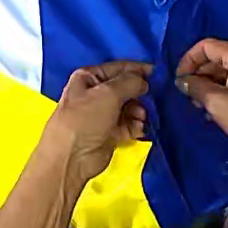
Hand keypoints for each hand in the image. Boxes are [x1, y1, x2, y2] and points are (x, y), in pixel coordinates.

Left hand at [41, 61, 151, 188]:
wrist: (71, 159)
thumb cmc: (85, 119)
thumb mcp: (109, 93)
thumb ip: (131, 81)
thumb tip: (144, 81)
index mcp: (89, 77)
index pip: (119, 68)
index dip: (138, 70)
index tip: (157, 73)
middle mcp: (95, 93)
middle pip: (126, 88)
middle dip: (139, 93)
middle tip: (150, 98)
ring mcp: (103, 114)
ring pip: (130, 106)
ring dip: (139, 111)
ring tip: (140, 117)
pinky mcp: (110, 132)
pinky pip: (129, 123)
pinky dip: (136, 125)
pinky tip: (138, 129)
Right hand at [175, 39, 227, 167]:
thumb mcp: (218, 104)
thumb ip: (197, 88)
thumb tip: (183, 81)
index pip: (208, 45)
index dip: (189, 60)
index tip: (179, 80)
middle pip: (219, 56)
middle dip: (200, 73)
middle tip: (189, 96)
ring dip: (212, 83)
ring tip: (201, 105)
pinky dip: (226, 88)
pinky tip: (218, 108)